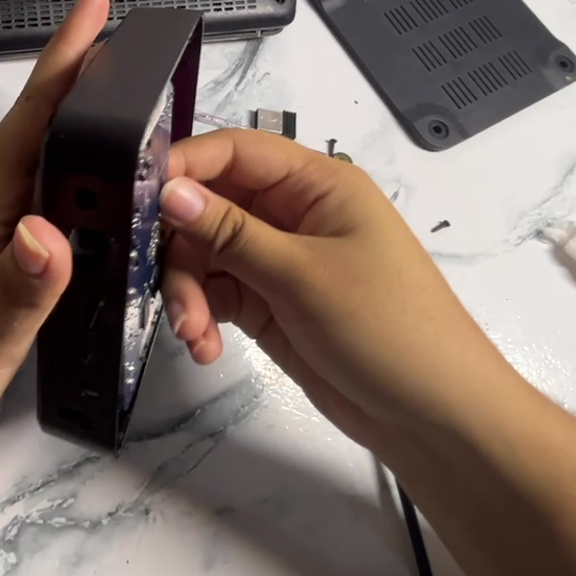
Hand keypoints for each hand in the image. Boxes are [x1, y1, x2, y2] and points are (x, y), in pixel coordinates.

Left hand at [0, 0, 110, 453]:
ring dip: (83, 111)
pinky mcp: (17, 251)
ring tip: (125, 85)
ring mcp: (8, 224)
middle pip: (45, 120)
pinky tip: (107, 175)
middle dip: (81, 70)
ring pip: (53, 152)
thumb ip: (21, 285)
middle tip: (125, 33)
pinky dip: (85, 165)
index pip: (33, 117)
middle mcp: (2, 202)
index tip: (93, 8)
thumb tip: (49, 233)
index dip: (64, 61)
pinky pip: (59, 190)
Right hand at [158, 129, 528, 453]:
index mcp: (314, 184)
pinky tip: (204, 347)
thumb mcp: (303, 275)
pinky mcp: (263, 301)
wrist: (436, 423)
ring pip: (203, 253)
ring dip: (188, 291)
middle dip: (183, 248)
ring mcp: (274, 258)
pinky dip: (201, 316)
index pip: (236, 152)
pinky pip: (213, 292)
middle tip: (167, 286)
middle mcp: (289, 213)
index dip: (185, 165)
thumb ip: (229, 232)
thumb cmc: (387, 329)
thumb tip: (168, 191)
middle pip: (208, 206)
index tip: (139, 193)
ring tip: (193, 333)